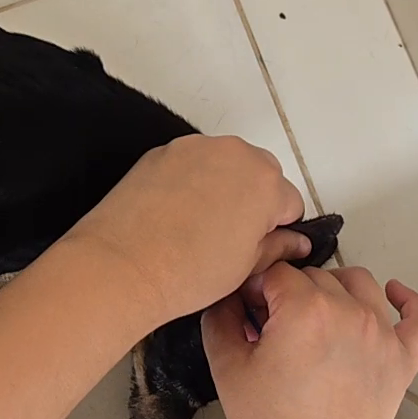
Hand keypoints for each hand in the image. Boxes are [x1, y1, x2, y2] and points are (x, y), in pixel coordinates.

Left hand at [62, 135, 306, 325]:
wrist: (122, 264)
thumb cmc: (187, 271)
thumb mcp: (244, 267)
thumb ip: (277, 247)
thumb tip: (295, 243)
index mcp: (266, 183)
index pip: (290, 202)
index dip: (277, 229)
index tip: (258, 245)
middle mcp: (236, 154)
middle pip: (261, 174)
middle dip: (253, 199)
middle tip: (228, 236)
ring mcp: (196, 147)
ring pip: (225, 164)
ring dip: (222, 185)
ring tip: (197, 225)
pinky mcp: (164, 150)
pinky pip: (192, 162)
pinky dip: (190, 180)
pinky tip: (173, 213)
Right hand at [202, 264, 417, 418]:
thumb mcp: (227, 369)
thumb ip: (221, 317)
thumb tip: (231, 293)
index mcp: (304, 309)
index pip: (274, 273)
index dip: (255, 290)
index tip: (247, 316)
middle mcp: (348, 311)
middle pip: (313, 276)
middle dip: (289, 293)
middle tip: (272, 330)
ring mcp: (382, 334)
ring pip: (358, 282)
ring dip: (333, 288)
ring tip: (313, 317)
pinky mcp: (403, 360)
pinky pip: (417, 317)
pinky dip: (406, 300)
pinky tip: (392, 294)